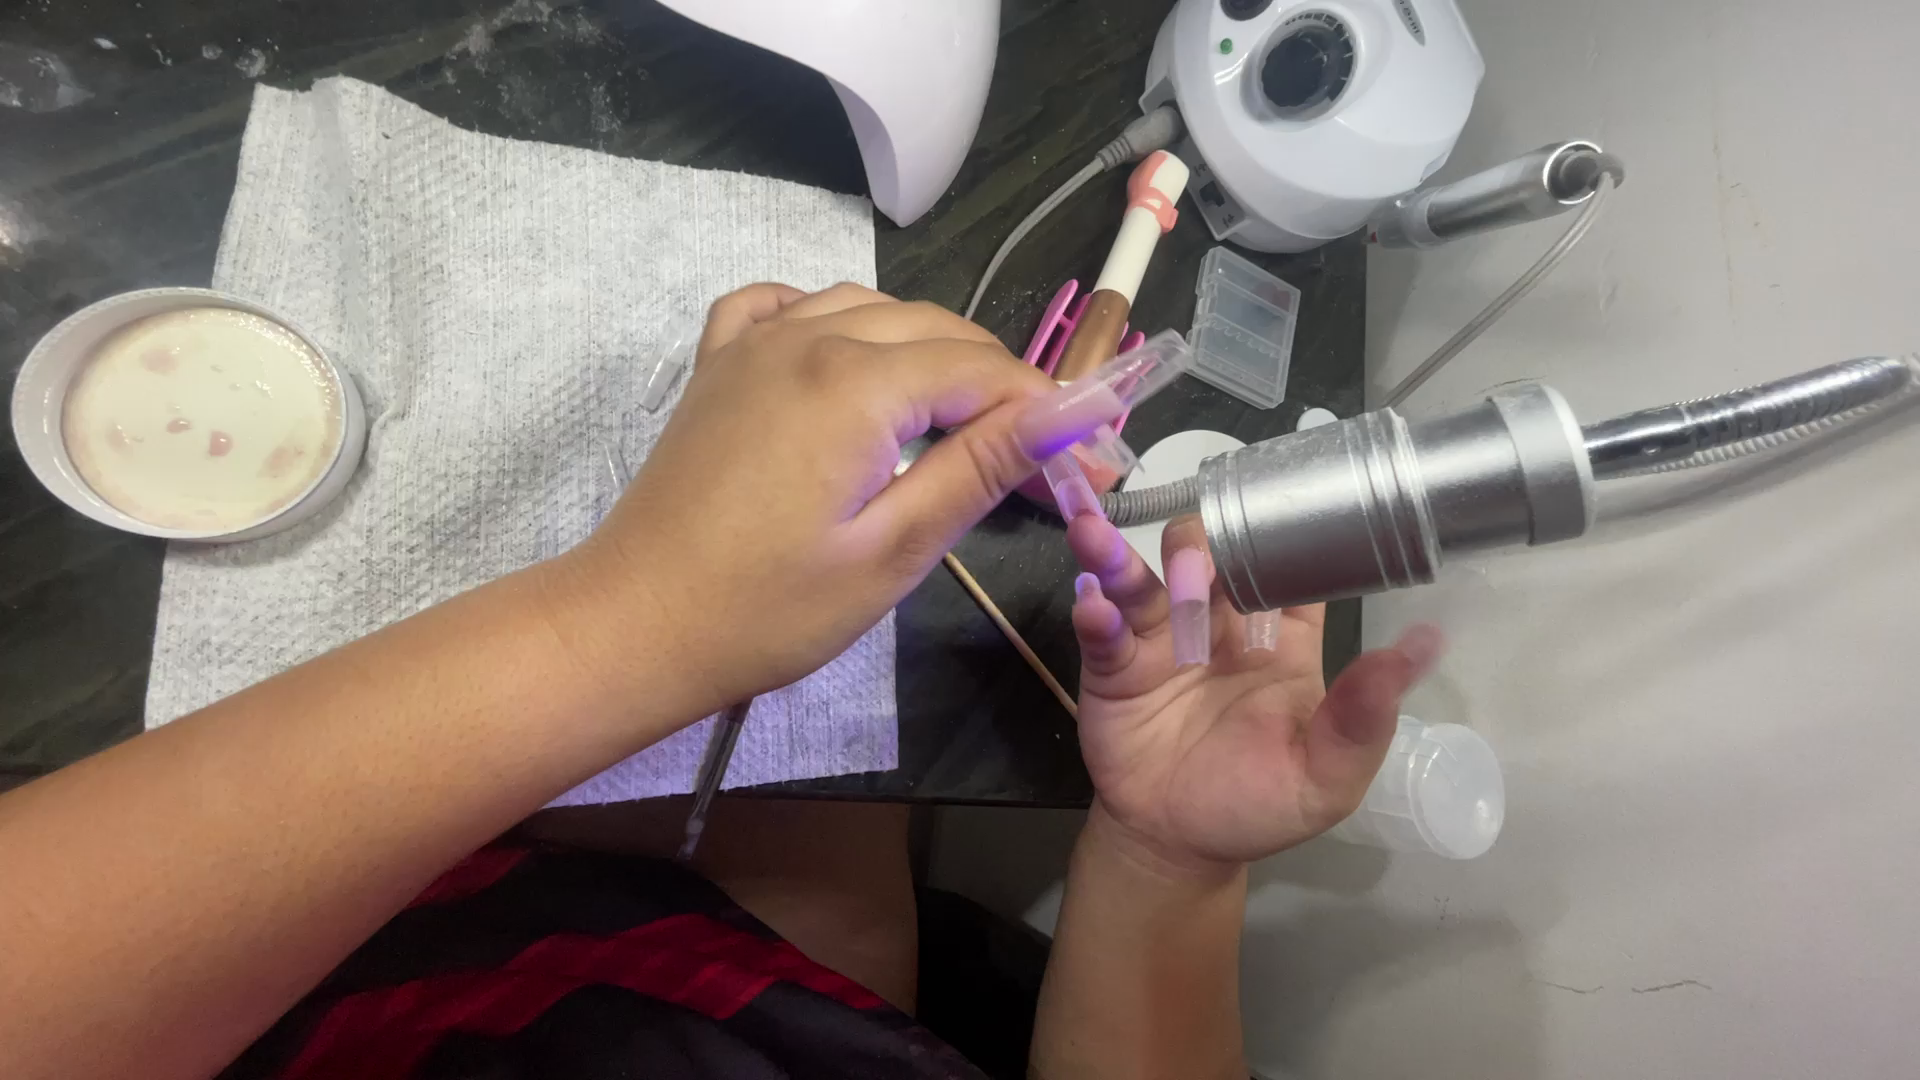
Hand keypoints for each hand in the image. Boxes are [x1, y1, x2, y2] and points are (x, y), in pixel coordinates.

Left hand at [563, 283, 1067, 716]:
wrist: (635, 626)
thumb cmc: (770, 610)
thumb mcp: (894, 550)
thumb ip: (980, 467)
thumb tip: (1066, 414)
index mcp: (856, 384)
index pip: (985, 371)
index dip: (1048, 411)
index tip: (1086, 458)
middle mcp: (807, 335)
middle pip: (938, 332)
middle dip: (999, 385)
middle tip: (1032, 451)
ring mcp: (755, 340)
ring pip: (873, 309)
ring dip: (929, 353)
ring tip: (956, 418)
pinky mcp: (720, 362)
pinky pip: (789, 306)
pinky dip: (837, 321)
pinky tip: (849, 359)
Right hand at [1064, 513, 1442, 876]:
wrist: (1177, 843)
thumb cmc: (1259, 804)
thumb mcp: (1327, 775)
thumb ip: (1364, 714)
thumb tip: (1425, 641)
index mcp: (1274, 640)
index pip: (1280, 569)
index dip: (1274, 539)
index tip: (1264, 515)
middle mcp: (1215, 626)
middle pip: (1202, 561)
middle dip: (1192, 546)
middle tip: (1189, 559)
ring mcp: (1158, 642)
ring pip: (1139, 584)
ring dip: (1117, 556)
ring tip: (1093, 534)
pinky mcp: (1113, 665)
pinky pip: (1101, 632)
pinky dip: (1093, 614)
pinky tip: (1092, 604)